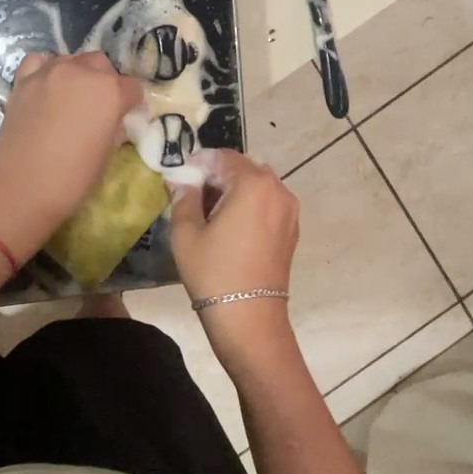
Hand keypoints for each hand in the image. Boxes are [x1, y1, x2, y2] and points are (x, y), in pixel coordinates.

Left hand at [0, 51, 142, 258]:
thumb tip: (112, 120)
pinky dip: (47, 69)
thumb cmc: (71, 180)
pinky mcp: (22, 82)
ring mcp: (48, 73)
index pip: (132, 88)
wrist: (21, 190)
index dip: (132, 104)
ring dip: (78, 74)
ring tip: (72, 99)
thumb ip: (114, 127)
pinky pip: (39, 62)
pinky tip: (48, 88)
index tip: (126, 118)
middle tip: (99, 109)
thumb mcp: (107, 155)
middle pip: (101, 65)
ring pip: (72, 60)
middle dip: (106, 83)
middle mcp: (80, 72)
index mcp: (109, 91)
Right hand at [169, 149, 300, 357]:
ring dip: (235, 191)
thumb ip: (183, 197)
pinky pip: (268, 205)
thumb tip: (182, 180)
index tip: (180, 180)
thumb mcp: (186, 233)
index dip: (198, 164)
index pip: (222, 157)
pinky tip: (231, 229)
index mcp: (252, 183)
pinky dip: (250, 207)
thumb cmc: (213, 272)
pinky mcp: (292, 230)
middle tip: (193, 198)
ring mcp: (290, 210)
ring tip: (211, 215)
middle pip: (244, 168)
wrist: (249, 316)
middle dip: (218, 177)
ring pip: (258, 186)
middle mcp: (278, 189)